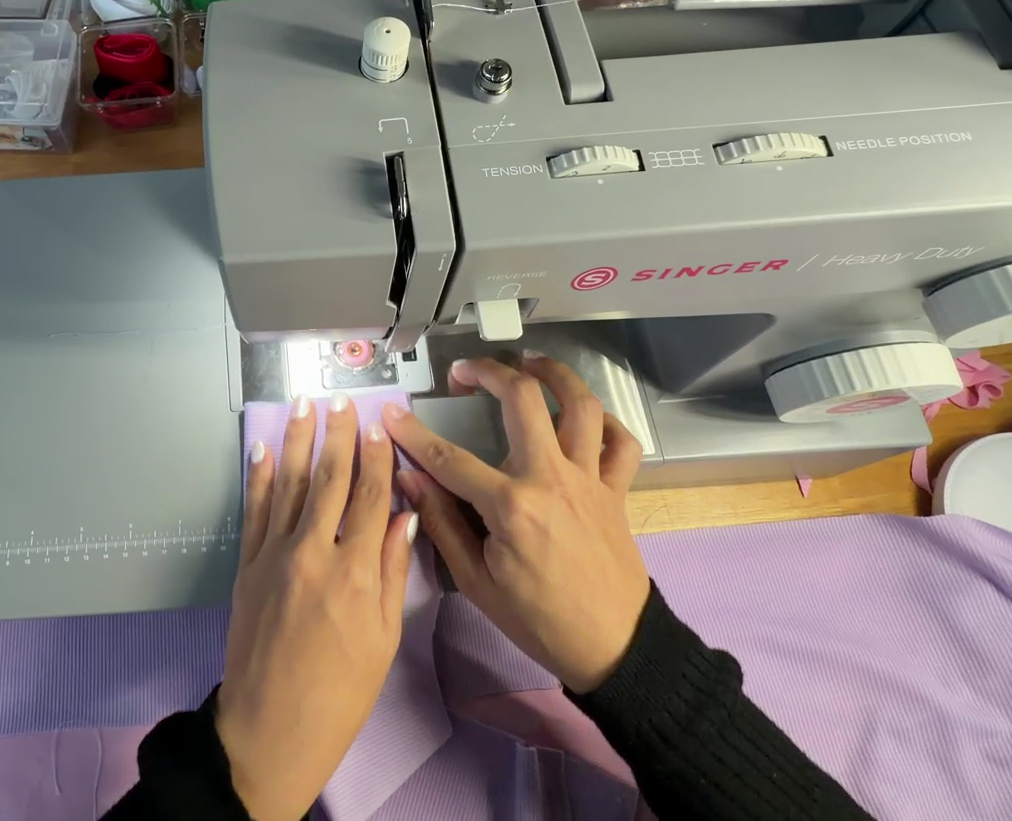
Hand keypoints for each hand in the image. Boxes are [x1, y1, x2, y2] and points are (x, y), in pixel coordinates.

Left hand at [217, 394, 418, 820]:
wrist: (271, 727)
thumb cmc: (341, 693)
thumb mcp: (385, 639)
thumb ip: (394, 573)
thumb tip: (405, 517)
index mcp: (356, 574)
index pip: (371, 498)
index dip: (377, 457)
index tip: (379, 424)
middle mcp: (314, 554)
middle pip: (330, 481)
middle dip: (337, 436)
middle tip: (341, 399)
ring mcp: (275, 556)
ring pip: (288, 484)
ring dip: (296, 441)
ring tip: (303, 405)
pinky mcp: (247, 565)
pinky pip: (254, 510)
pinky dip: (258, 475)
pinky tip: (262, 447)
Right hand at [385, 354, 649, 692]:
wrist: (613, 649)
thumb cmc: (538, 620)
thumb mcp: (476, 581)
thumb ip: (441, 523)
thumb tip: (409, 479)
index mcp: (511, 505)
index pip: (448, 457)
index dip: (413, 432)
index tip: (391, 412)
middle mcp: (551, 478)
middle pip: (522, 399)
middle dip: (488, 372)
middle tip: (464, 372)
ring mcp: (589, 479)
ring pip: (580, 405)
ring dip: (554, 374)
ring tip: (530, 363)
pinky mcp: (616, 490)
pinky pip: (621, 442)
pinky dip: (606, 422)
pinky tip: (584, 418)